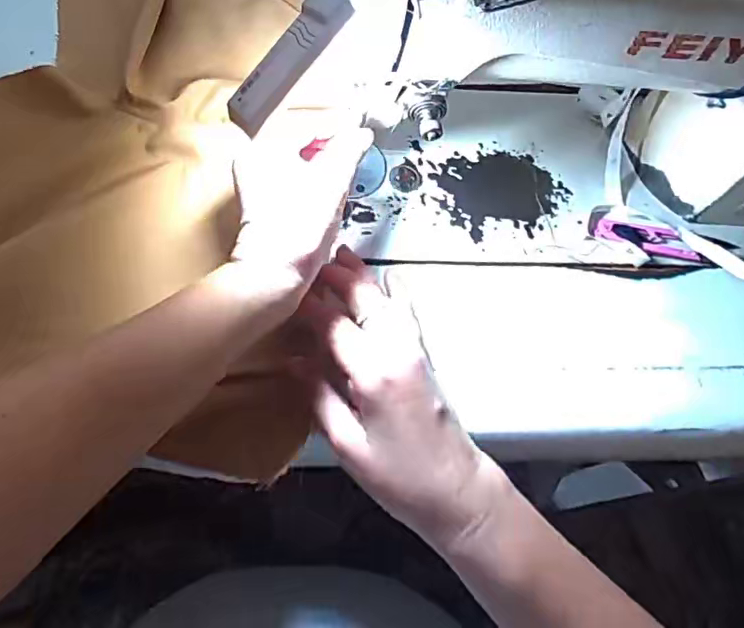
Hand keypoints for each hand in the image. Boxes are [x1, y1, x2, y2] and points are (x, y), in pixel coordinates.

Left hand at [230, 114, 372, 288]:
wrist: (276, 273)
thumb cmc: (297, 230)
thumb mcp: (334, 180)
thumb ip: (350, 149)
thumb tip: (361, 133)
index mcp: (264, 148)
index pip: (309, 127)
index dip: (339, 129)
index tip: (359, 128)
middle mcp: (253, 162)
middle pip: (303, 145)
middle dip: (331, 150)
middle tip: (354, 150)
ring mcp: (255, 184)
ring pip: (299, 164)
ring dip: (323, 167)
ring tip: (341, 176)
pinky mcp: (262, 203)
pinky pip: (293, 183)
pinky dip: (311, 184)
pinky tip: (326, 196)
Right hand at [298, 249, 503, 552]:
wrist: (457, 490)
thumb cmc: (400, 478)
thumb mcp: (348, 447)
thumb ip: (319, 398)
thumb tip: (295, 362)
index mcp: (374, 372)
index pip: (334, 324)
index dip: (308, 306)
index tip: (286, 292)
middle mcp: (397, 349)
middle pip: (363, 299)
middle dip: (336, 276)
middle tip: (310, 260)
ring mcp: (414, 348)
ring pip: (385, 298)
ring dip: (362, 275)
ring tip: (341, 254)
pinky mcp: (424, 353)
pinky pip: (407, 310)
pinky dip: (395, 289)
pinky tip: (389, 276)